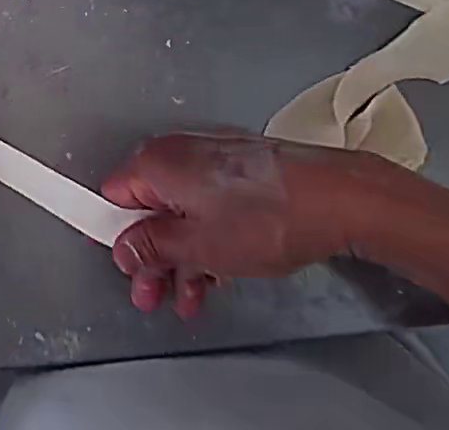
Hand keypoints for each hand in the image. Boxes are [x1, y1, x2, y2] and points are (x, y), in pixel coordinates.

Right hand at [101, 133, 413, 317]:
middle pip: (145, 206)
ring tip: (190, 296)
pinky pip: (203, 204)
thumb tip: (125, 248)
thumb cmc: (268, 215)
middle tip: (155, 294)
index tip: (125, 265)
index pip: (113, 196)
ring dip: (179, 256)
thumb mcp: (197, 246)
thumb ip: (152, 247)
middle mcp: (176, 152)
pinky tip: (215, 272)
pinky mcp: (233, 168)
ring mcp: (207, 158)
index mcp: (156, 162)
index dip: (115, 235)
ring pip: (177, 211)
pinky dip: (204, 238)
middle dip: (150, 255)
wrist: (335, 197)